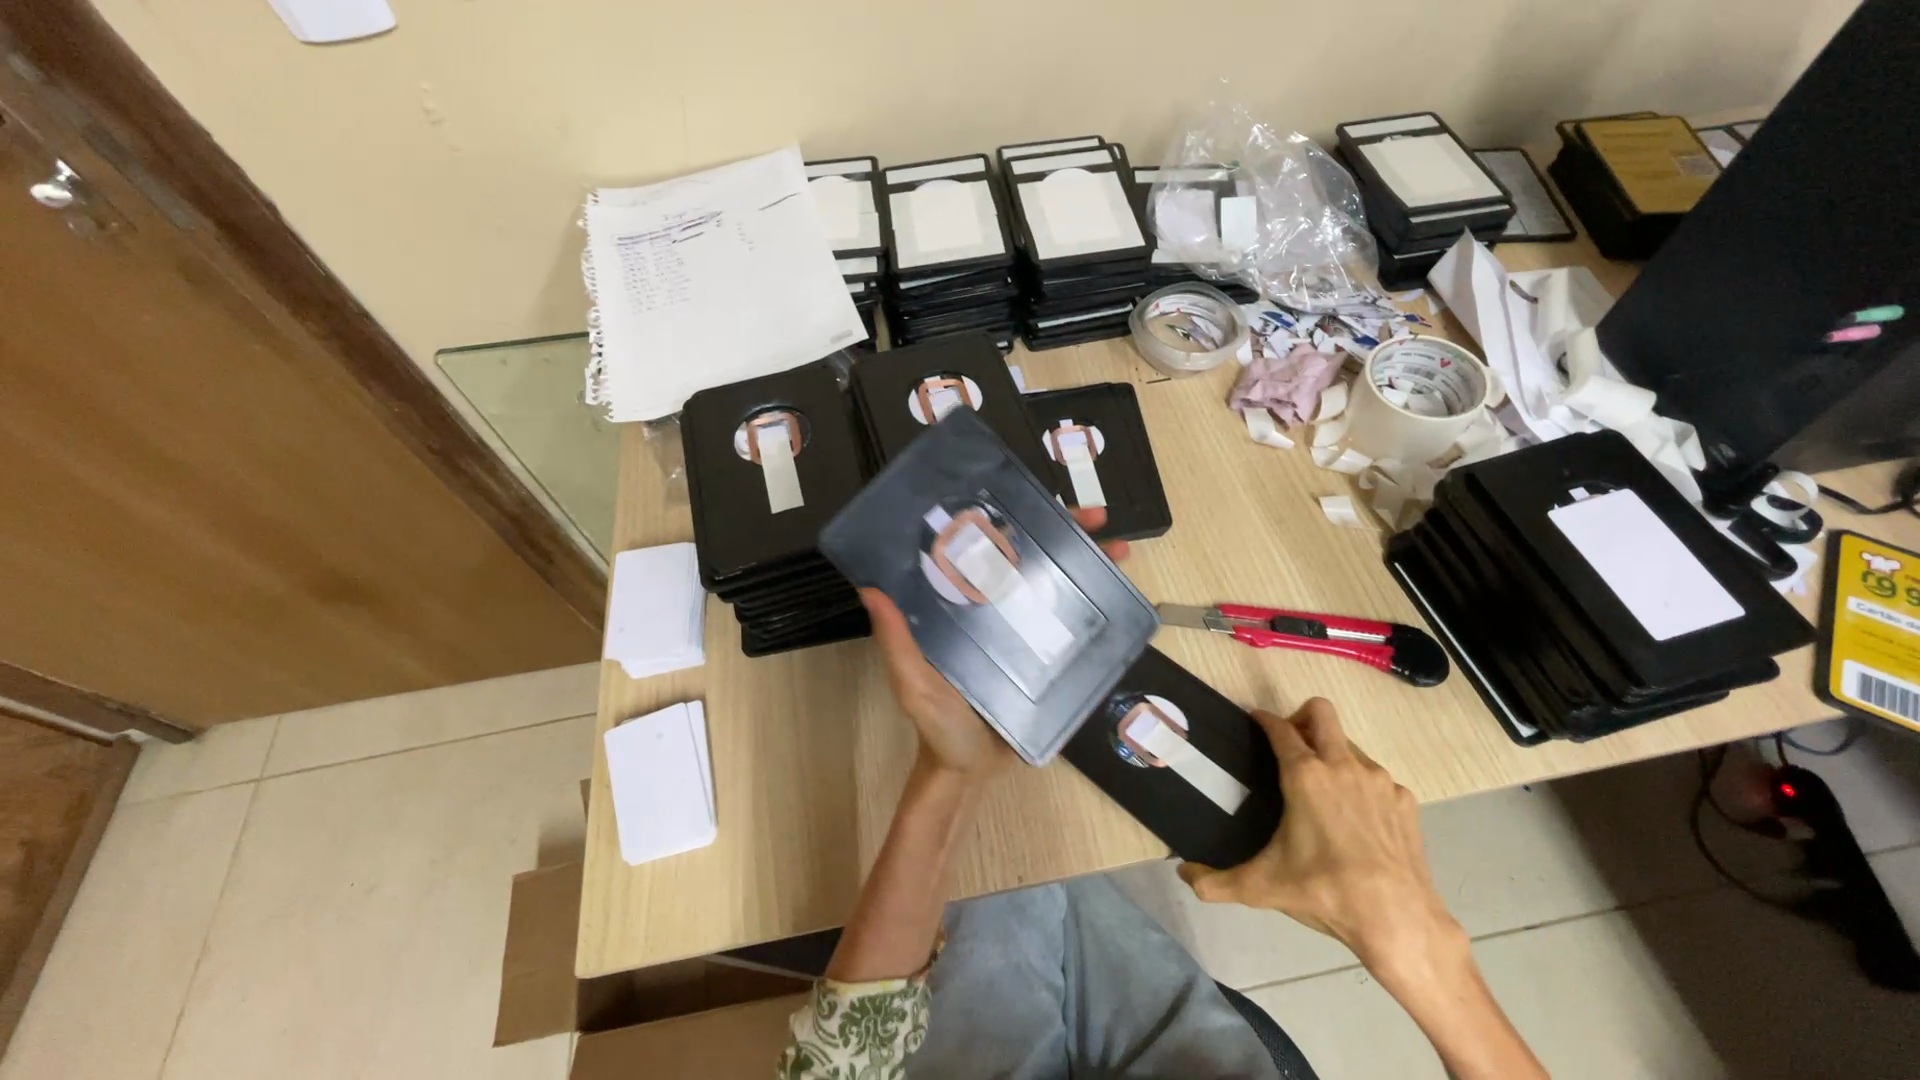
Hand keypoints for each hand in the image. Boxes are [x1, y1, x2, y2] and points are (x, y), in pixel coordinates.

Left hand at [857, 506, 1125, 783]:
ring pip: (1058, 584)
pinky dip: (1096, 604)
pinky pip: (1073, 623)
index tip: (1036, 502)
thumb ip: (897, 642)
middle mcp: (993, 608)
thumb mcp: (914, 683)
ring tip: (1121, 549)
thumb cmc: (939, 728)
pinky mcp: (1048, 655)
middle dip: (1066, 532)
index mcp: (960, 605)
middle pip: (1031, 559)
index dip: (1011, 523)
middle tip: (1098, 519)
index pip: (986, 551)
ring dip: (1091, 561)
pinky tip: (1122, 591)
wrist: (974, 773)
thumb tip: (870, 589)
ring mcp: (1024, 631)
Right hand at [1176, 698, 1463, 978]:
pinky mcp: (1405, 801)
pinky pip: (1378, 779)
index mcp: (1305, 775)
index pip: (1279, 728)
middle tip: (1289, 745)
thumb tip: (1184, 875)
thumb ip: (1215, 882)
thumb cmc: (1324, 892)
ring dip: (1332, 754)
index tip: (1254, 721)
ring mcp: (1380, 781)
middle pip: (1321, 713)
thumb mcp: (1260, 888)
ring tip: (1321, 789)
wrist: (1398, 920)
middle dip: (1301, 718)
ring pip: (1350, 745)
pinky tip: (1356, 820)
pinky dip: (1362, 787)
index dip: (1263, 720)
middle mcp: (1343, 766)